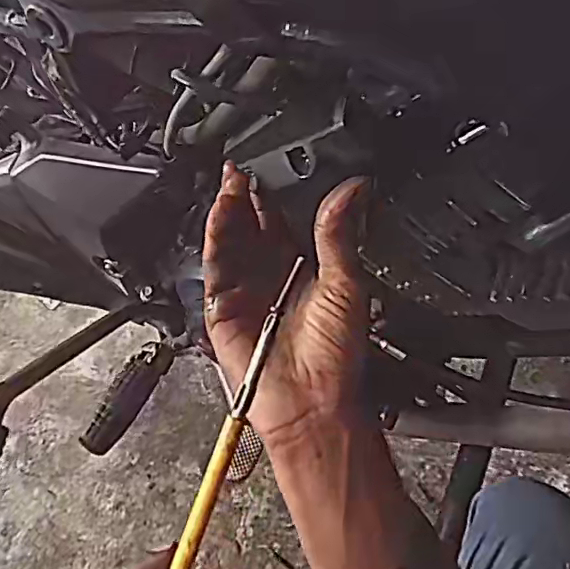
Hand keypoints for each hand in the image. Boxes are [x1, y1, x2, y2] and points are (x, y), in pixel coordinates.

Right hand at [203, 162, 372, 449]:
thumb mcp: (345, 285)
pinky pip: (215, 264)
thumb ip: (339, 236)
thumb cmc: (334, 356)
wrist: (312, 400)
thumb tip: (354, 191)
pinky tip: (220, 214)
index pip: (279, 222)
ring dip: (227, 211)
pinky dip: (215, 237)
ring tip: (229, 182)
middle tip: (240, 170)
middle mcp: (269, 275)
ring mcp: (244, 289)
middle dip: (243, 196)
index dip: (271, 194)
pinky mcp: (222, 305)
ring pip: (230, 240)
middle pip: (249, 225)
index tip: (268, 168)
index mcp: (300, 268)